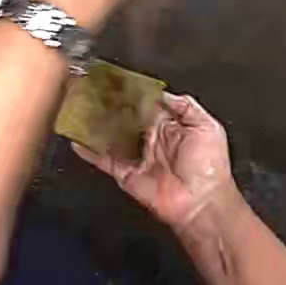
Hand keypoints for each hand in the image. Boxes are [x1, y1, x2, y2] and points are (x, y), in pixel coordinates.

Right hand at [76, 93, 239, 235]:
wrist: (202, 203)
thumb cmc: (209, 167)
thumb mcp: (207, 127)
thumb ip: (186, 106)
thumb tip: (162, 92)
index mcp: (167, 127)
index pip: (144, 105)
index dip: (130, 93)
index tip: (114, 81)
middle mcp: (149, 139)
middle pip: (124, 118)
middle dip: (109, 106)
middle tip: (91, 92)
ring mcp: (135, 156)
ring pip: (110, 136)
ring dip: (96, 125)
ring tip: (79, 110)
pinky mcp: (125, 172)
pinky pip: (103, 159)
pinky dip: (88, 151)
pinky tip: (76, 140)